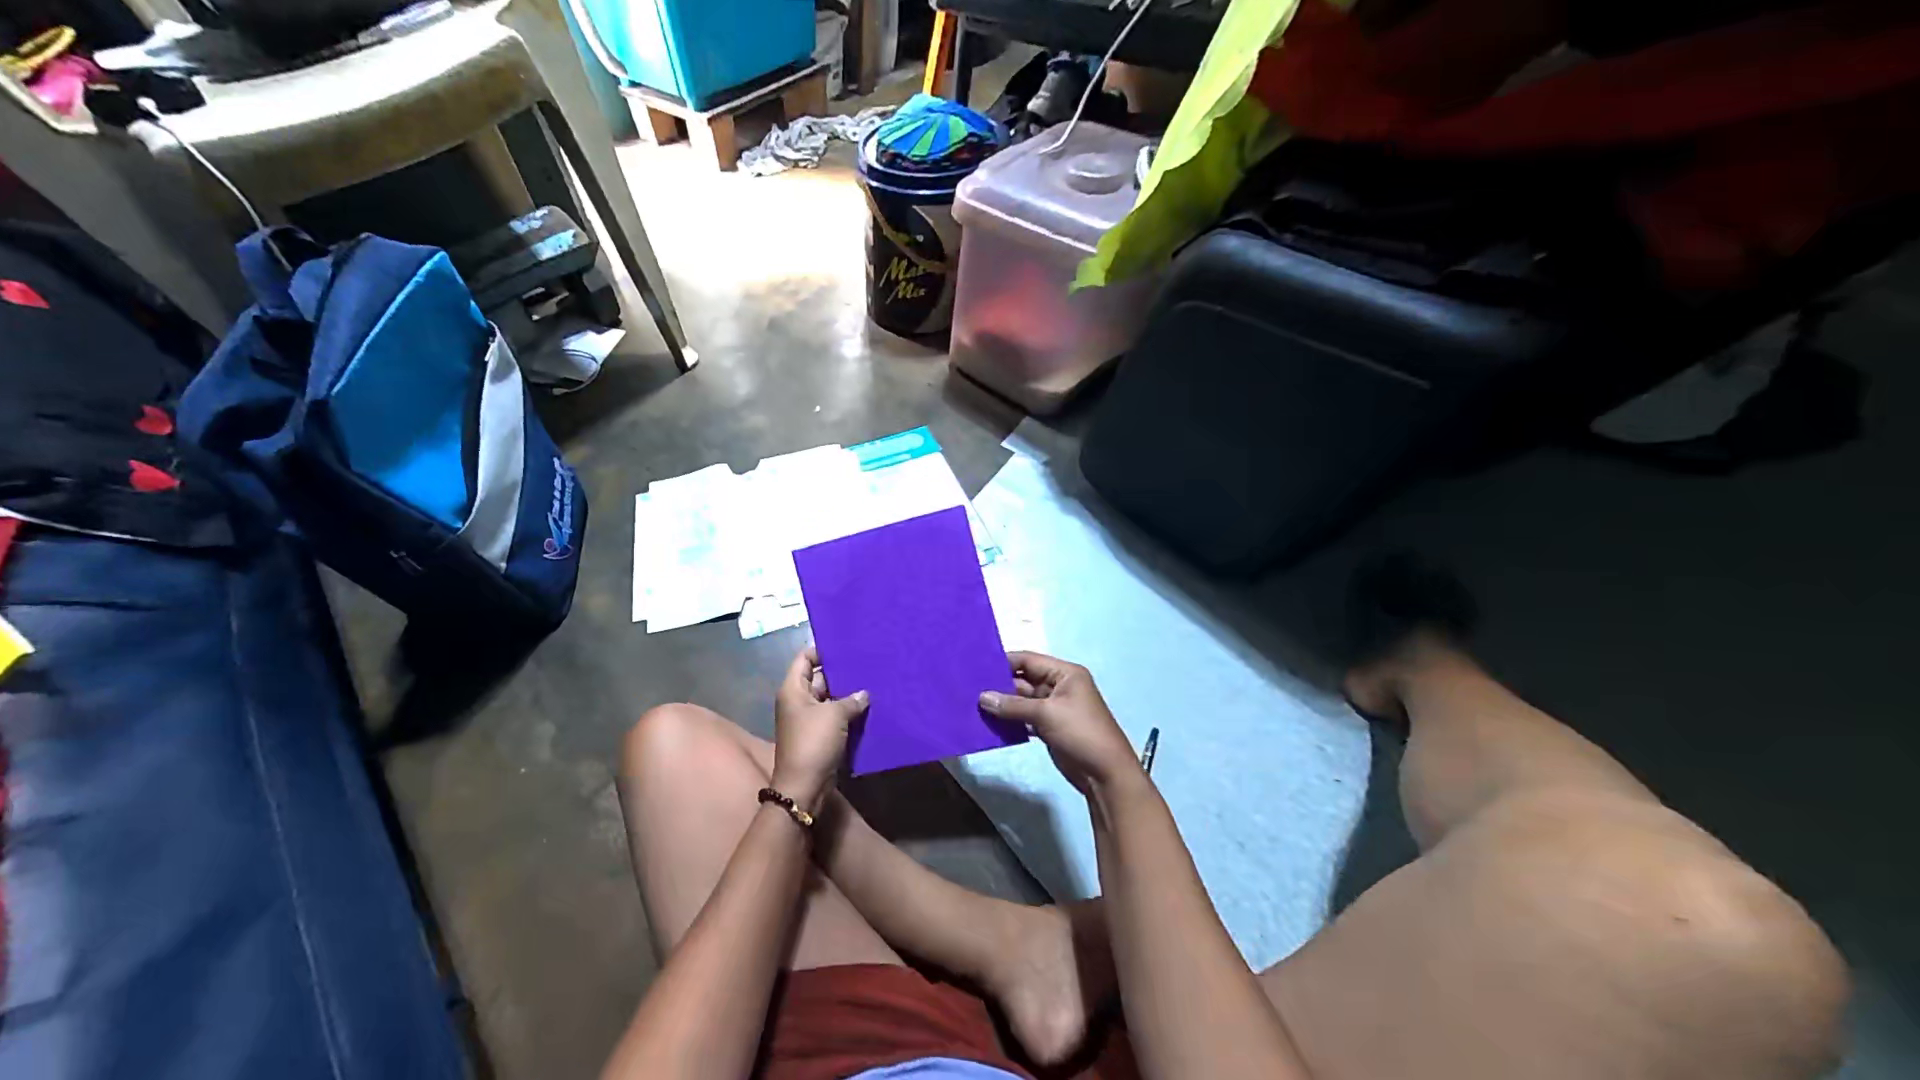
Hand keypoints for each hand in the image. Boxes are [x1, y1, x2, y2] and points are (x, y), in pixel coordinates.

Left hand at [771, 647, 868, 811]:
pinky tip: (870, 705)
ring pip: (831, 697)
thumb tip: (864, 694)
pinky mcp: (820, 734)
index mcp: (793, 689)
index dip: (823, 650)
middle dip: (842, 671)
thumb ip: (852, 699)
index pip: (805, 658)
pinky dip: (849, 711)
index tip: (847, 647)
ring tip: (873, 680)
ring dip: (848, 693)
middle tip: (868, 662)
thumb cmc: (813, 742)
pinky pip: (836, 716)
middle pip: (820, 677)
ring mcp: (809, 718)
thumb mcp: (834, 715)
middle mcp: (799, 700)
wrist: (804, 786)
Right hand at [980, 651, 1142, 796]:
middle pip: (1024, 679)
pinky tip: (990, 722)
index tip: (977, 666)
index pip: (1029, 660)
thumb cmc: (1080, 732)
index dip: (1004, 662)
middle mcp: (1060, 686)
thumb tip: (982, 697)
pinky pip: (1025, 717)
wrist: (1105, 773)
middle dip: (1000, 685)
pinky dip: (1011, 720)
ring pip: (1023, 700)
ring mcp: (1054, 708)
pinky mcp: (1050, 727)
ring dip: (1003, 704)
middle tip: (970, 688)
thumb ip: (1012, 705)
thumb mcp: (1046, 714)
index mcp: (1065, 673)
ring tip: (974, 704)